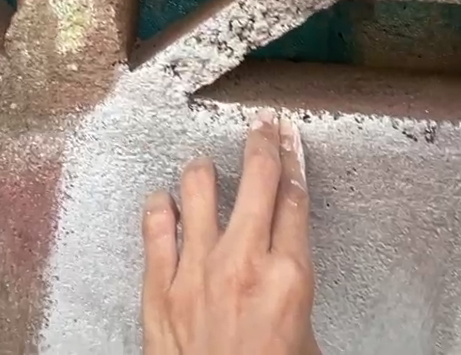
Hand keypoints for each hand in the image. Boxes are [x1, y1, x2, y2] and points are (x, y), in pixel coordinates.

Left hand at [141, 114, 318, 354]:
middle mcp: (243, 262)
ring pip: (198, 187)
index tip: (290, 141)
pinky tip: (162, 201)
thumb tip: (283, 265)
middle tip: (262, 128)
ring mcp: (196, 268)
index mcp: (288, 277)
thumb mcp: (305, 341)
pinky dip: (159, 208)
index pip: (294, 198)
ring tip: (205, 168)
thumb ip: (293, 291)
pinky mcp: (159, 286)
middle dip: (262, 143)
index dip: (294, 162)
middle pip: (256, 178)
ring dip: (205, 172)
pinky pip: (154, 226)